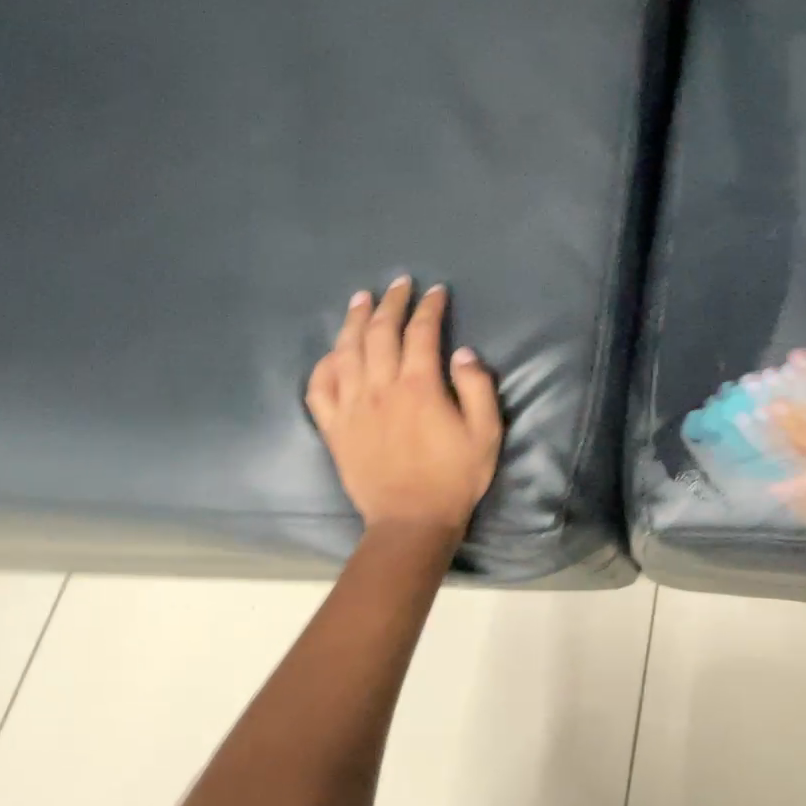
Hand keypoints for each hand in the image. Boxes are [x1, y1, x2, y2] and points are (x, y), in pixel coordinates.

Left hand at [306, 277, 503, 535]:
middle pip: (380, 332)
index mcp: (419, 386)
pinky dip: (324, 364)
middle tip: (398, 284)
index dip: (428, 307)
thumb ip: (477, 387)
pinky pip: (319, 387)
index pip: (421, 333)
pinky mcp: (334, 428)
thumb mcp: (486, 432)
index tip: (435, 291)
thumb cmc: (455, 476)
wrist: (411, 521)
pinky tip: (333, 352)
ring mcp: (351, 407)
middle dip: (390, 303)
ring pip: (346, 352)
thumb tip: (462, 353)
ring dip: (353, 321)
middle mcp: (380, 388)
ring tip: (360, 299)